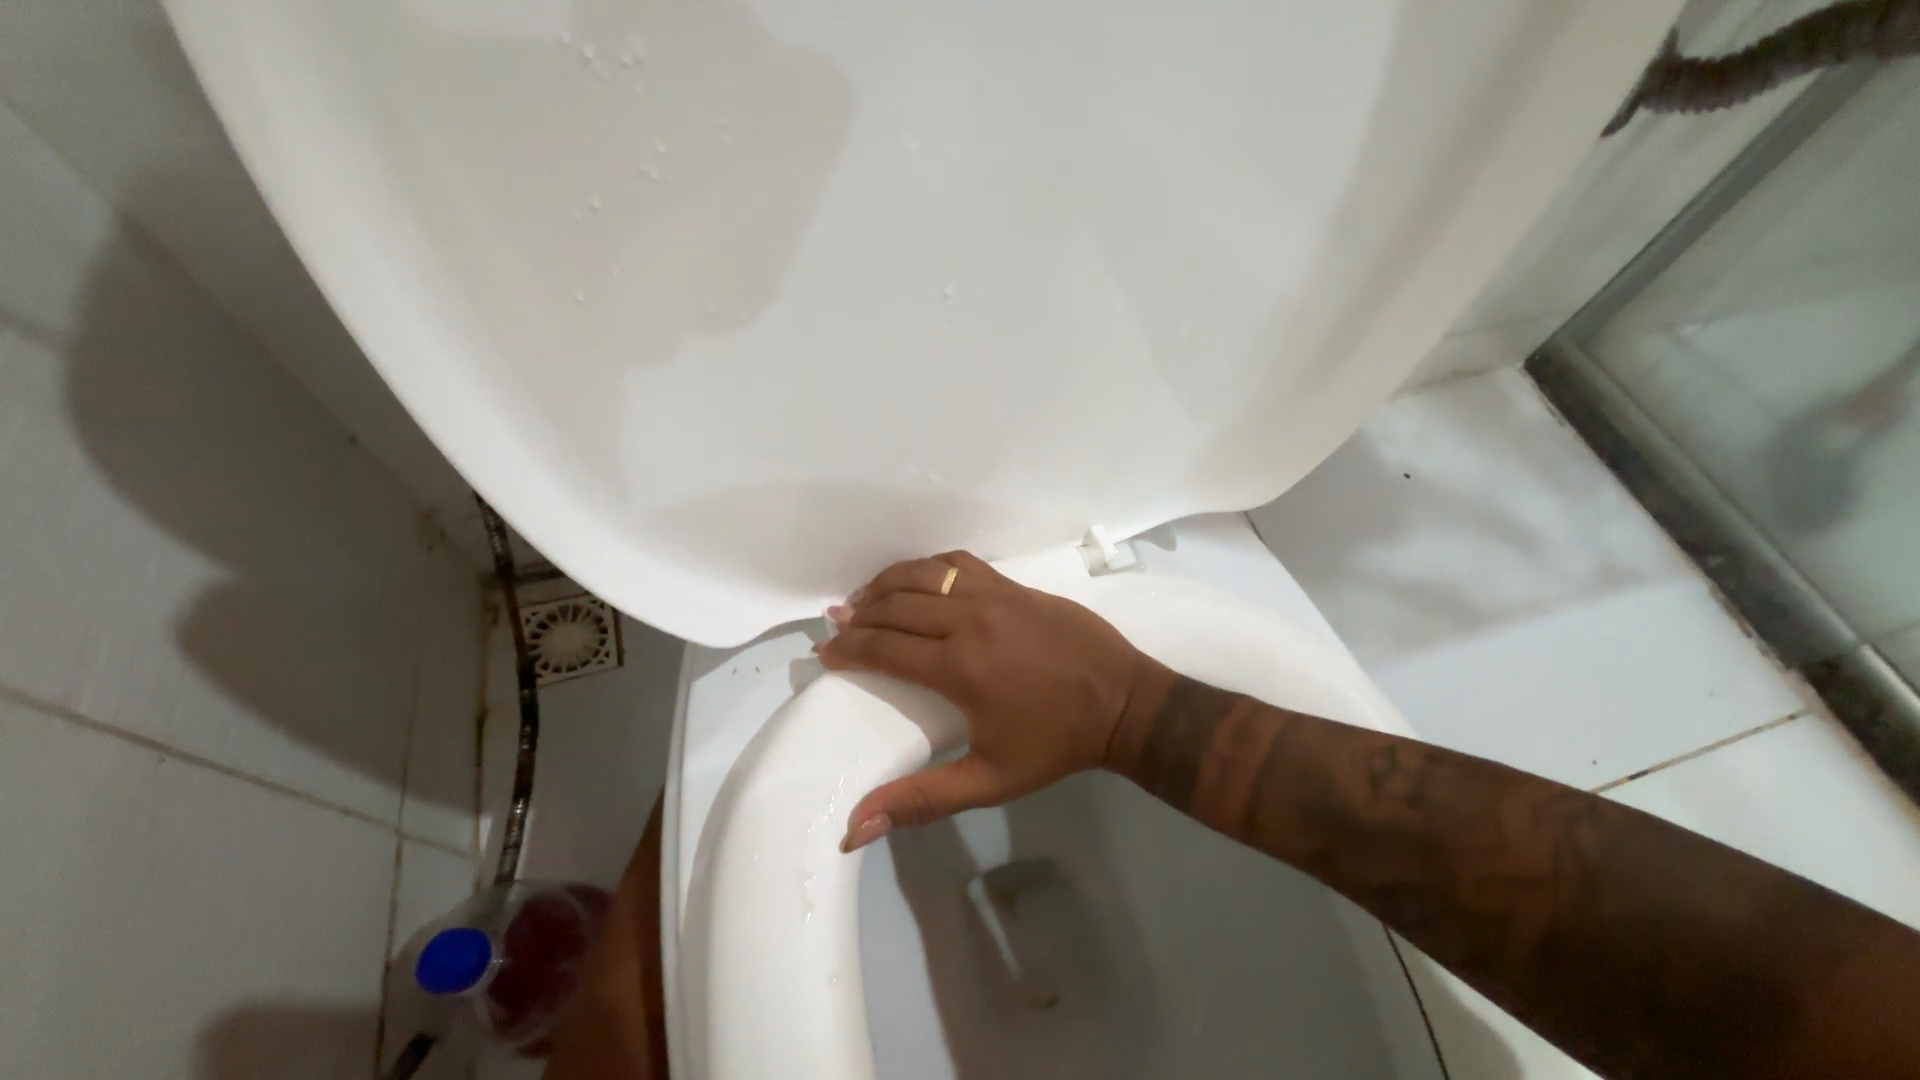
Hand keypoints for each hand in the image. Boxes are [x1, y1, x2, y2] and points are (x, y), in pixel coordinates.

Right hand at [816, 551, 1169, 851]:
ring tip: (866, 599)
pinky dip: (928, 566)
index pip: (884, 647)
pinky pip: (959, 562)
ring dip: (887, 583)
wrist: (1123, 704)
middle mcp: (971, 621)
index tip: (825, 653)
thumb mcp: (988, 782)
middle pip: (896, 605)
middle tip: (837, 625)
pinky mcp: (1015, 584)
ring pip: (923, 574)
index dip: (847, 649)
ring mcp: (996, 595)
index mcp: (960, 668)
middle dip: (859, 615)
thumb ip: (921, 799)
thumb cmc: (1054, 745)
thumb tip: (856, 827)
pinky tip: (918, 580)